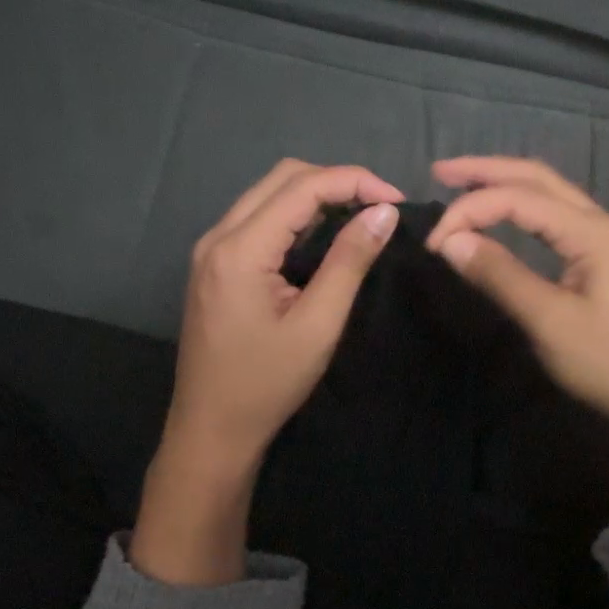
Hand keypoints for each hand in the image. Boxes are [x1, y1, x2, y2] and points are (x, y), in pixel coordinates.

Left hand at [131, 159, 401, 583]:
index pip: (303, 187)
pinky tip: (325, 234)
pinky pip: (259, 217)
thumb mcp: (318, 325)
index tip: (398, 201)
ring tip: (361, 215)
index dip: (355, 181)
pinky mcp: (215, 264)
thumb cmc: (266, 384)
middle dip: (337, 180)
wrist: (211, 431)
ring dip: (316, 194)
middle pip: (283, 177)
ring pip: (269, 193)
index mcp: (240, 249)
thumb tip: (385, 211)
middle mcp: (219, 236)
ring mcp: (212, 249)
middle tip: (381, 206)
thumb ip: (349, 261)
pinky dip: (296, 213)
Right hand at [426, 156, 608, 555]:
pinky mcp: (606, 261)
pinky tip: (508, 217)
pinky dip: (525, 209)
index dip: (470, 211)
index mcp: (592, 231)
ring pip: (551, 195)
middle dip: (488, 171)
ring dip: (507, 185)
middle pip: (538, 178)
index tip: (433, 243)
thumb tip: (451, 241)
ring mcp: (607, 241)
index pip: (519, 198)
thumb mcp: (550, 321)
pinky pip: (559, 218)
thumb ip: (501, 275)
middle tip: (440, 171)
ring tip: (465, 184)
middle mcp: (601, 223)